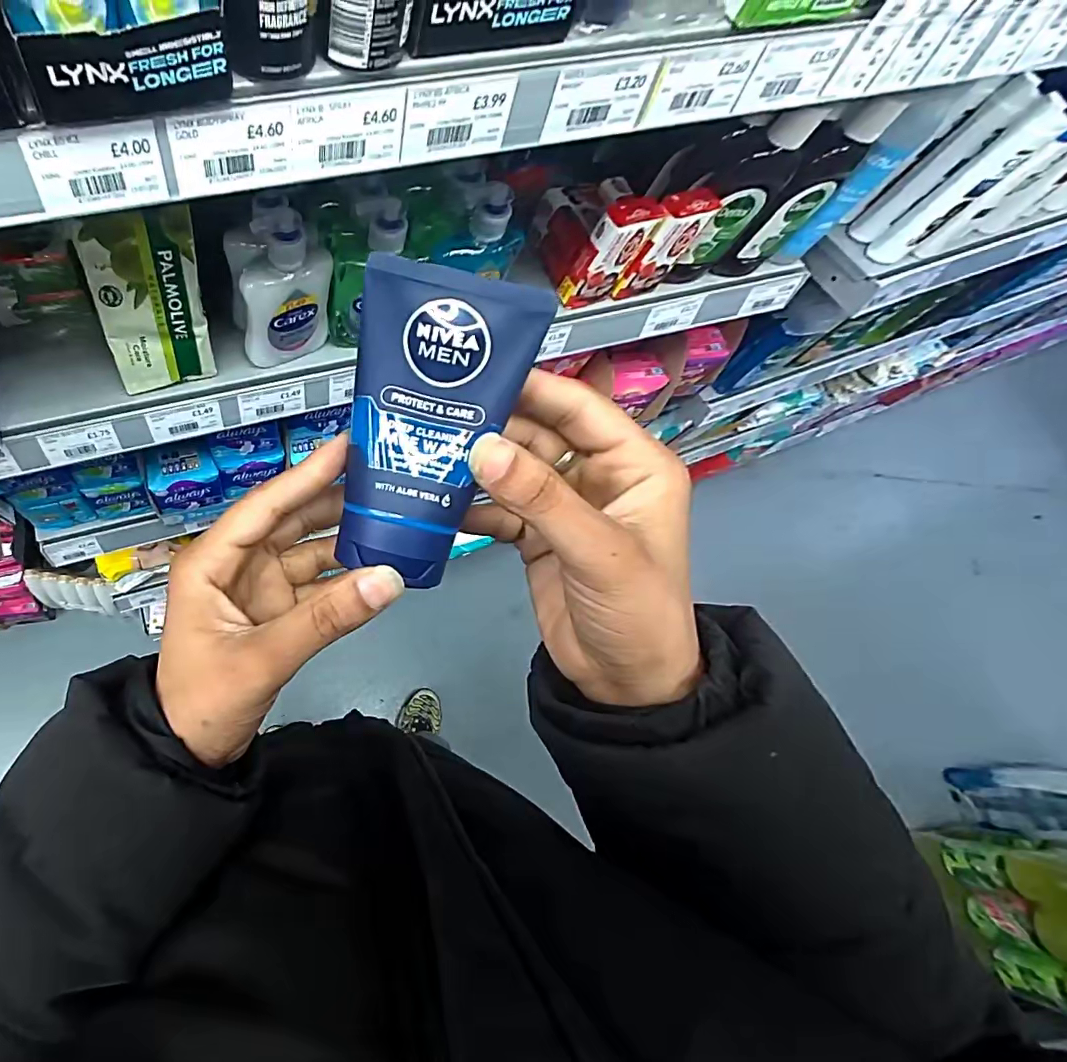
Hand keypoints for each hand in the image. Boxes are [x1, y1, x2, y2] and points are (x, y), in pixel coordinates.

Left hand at [156, 434, 404, 765]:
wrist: (188, 750)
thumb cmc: (203, 701)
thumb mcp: (262, 658)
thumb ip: (326, 619)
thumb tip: (389, 579)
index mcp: (210, 562)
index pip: (263, 507)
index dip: (305, 475)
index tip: (346, 447)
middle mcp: (234, 565)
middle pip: (287, 521)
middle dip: (331, 498)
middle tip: (381, 476)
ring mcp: (257, 588)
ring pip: (305, 550)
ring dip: (343, 536)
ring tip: (391, 515)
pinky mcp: (275, 611)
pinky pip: (314, 583)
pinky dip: (343, 576)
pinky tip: (376, 564)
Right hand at [463, 370, 700, 707]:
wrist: (625, 681)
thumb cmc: (637, 612)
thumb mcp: (595, 550)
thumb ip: (540, 497)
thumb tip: (483, 448)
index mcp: (633, 465)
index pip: (579, 409)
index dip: (534, 387)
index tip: (482, 373)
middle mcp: (595, 477)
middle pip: (538, 435)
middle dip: (493, 428)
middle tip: (440, 416)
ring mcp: (562, 506)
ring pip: (513, 471)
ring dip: (476, 466)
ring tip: (428, 454)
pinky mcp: (535, 535)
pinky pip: (499, 507)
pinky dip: (472, 505)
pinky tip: (440, 502)